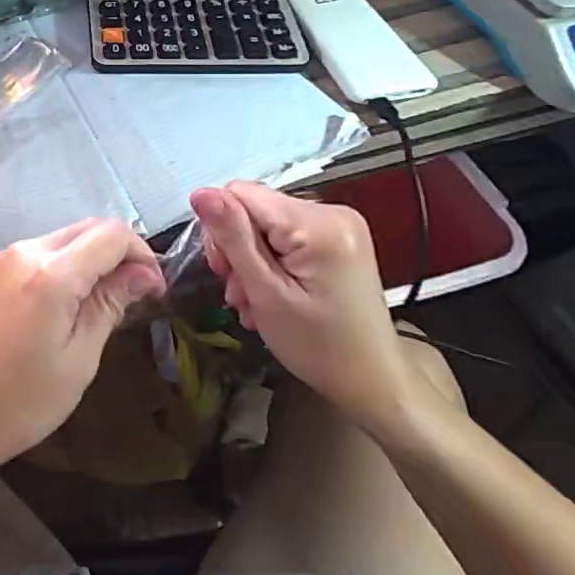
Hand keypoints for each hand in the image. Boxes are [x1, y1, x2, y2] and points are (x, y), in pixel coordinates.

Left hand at [0, 217, 165, 483]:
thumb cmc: (24, 400)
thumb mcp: (80, 357)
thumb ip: (110, 304)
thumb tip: (144, 273)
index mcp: (51, 273)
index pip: (112, 234)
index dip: (143, 254)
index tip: (156, 290)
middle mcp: (28, 251)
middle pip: (90, 228)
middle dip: (123, 252)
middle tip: (141, 294)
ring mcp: (9, 258)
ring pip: (70, 237)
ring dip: (98, 257)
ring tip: (114, 300)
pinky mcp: (0, 270)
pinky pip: (48, 251)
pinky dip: (74, 264)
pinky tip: (80, 299)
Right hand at [191, 182, 427, 436]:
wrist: (373, 381)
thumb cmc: (318, 347)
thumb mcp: (267, 294)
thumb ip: (233, 238)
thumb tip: (200, 193)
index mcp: (317, 224)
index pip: (240, 194)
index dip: (222, 229)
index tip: (226, 274)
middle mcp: (332, 210)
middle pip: (253, 207)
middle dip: (237, 248)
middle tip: (241, 294)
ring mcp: (338, 222)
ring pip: (265, 221)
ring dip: (251, 259)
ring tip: (256, 300)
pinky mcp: (338, 236)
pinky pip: (285, 232)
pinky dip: (271, 260)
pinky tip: (273, 291)